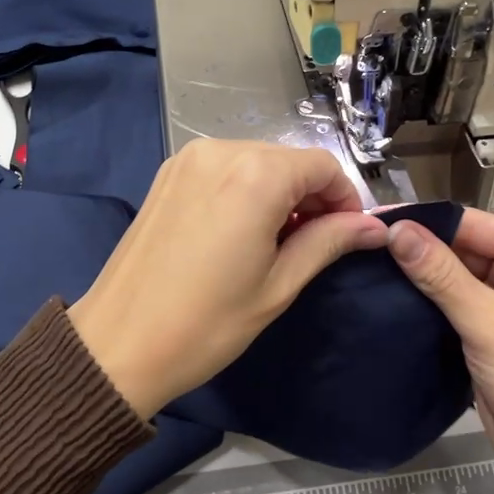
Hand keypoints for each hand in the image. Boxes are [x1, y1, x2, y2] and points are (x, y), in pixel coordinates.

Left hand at [68, 140, 386, 418]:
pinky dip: (245, 188)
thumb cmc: (207, 322)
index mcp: (255, 174)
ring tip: (274, 243)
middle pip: (289, 160)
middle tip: (313, 245)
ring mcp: (189, 158)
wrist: (119, 343)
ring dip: (278, 192)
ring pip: (257, 161)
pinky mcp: (168, 173)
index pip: (323, 165)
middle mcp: (222, 150)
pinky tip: (240, 231)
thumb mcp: (279, 285)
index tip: (348, 236)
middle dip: (311, 195)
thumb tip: (374, 227)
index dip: (344, 199)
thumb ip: (329, 242)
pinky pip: (225, 167)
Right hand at [386, 210, 493, 493]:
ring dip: (415, 276)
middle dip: (415, 248)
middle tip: (358, 246)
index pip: (472, 223)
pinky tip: (384, 296)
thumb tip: (395, 229)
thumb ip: (441, 275)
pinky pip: (451, 303)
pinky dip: (424, 302)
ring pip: (451, 274)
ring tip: (361, 266)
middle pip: (460, 246)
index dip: (422, 221)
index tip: (370, 220)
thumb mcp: (492, 328)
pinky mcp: (490, 331)